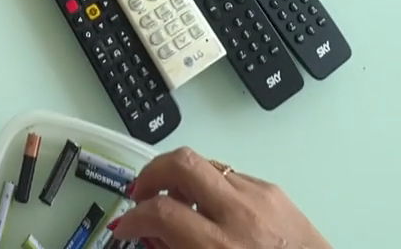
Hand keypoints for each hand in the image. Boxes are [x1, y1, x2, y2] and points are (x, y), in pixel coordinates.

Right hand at [110, 148, 329, 248]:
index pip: (162, 213)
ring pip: (204, 163)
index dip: (135, 216)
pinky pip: (229, 175)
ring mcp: (259, 195)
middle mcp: (239, 215)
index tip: (126, 225)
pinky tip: (209, 207)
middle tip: (141, 193)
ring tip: (171, 198)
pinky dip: (209, 185)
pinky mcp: (273, 189)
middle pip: (181, 163)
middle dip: (152, 172)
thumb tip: (154, 237)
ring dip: (179, 176)